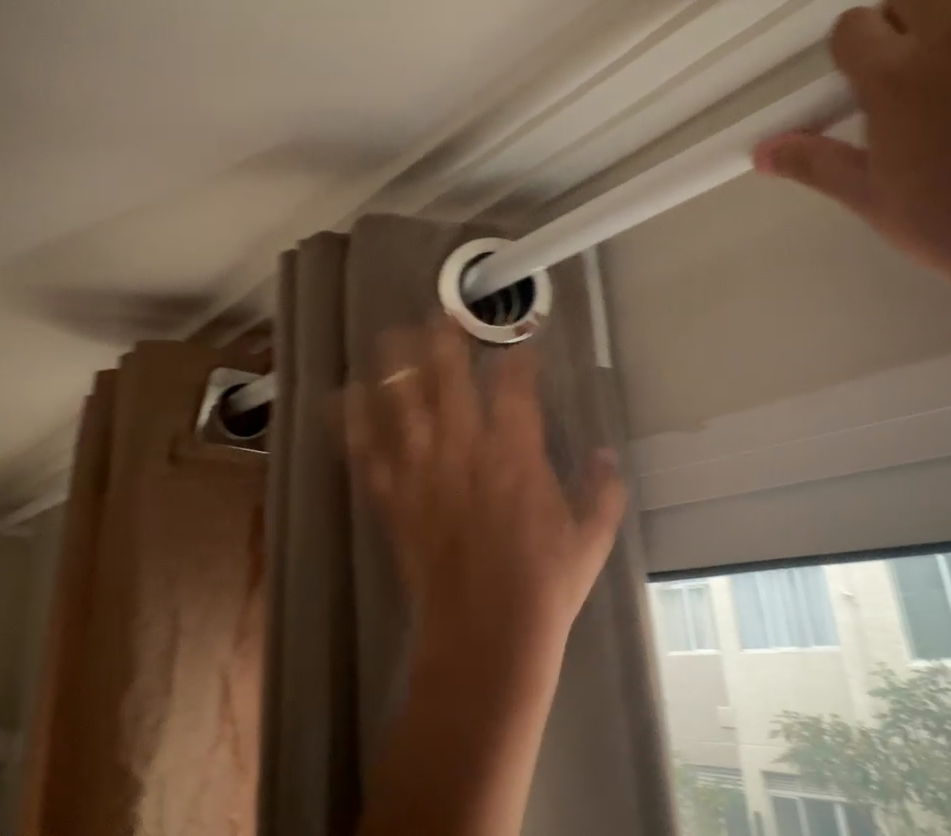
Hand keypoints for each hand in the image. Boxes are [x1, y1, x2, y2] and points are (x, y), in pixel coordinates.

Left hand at [345, 318, 625, 661]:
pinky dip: (353, 424)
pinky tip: (342, 398)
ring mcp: (424, 475)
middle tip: (440, 313)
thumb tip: (608, 454)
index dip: (520, 359)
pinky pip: (368, 454)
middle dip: (444, 342)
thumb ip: (603, 489)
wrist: (486, 636)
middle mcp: (465, 451)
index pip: (517, 387)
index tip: (522, 344)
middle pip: (448, 380)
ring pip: (403, 406)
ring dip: (395, 367)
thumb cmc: (545, 586)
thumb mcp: (592, 537)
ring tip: (389, 336)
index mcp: (516, 454)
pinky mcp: (395, 502)